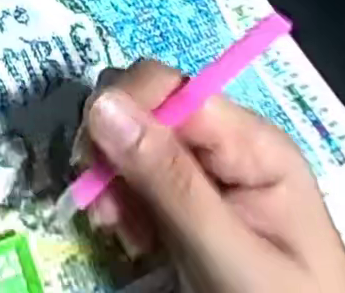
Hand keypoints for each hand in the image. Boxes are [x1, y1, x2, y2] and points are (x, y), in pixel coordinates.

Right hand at [78, 59, 344, 292]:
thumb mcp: (232, 258)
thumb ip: (171, 181)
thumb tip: (102, 101)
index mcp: (251, 140)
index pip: (171, 86)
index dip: (124, 109)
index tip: (93, 162)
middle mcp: (224, 140)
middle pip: (145, 103)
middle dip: (112, 146)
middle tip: (107, 211)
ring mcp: (203, 169)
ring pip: (129, 134)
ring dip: (111, 178)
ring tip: (122, 233)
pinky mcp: (183, 198)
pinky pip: (132, 172)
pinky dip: (117, 199)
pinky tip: (131, 238)